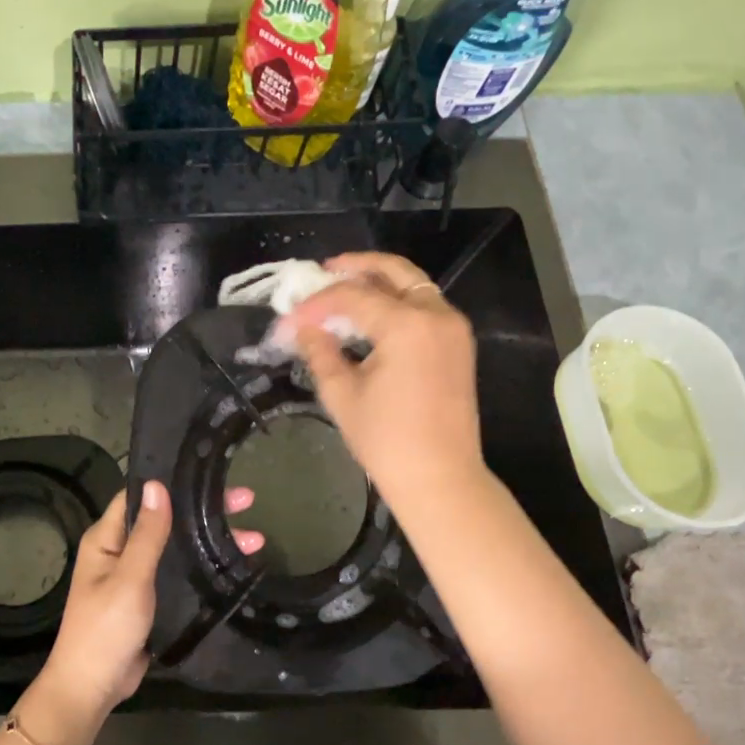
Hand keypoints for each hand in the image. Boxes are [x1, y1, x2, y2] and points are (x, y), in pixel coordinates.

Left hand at [35, 481, 262, 720]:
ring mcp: (134, 577)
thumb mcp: (129, 578)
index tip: (209, 474)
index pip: (140, 497)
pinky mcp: (149, 601)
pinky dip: (202, 567)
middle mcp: (119, 551)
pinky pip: (178, 575)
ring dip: (210, 541)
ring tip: (256, 539)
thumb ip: (147, 535)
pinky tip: (234, 566)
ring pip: (177, 549)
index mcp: (106, 539)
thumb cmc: (105, 628)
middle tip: (248, 501)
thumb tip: (157, 485)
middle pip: (165, 521)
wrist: (93, 686)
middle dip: (204, 512)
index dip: (172, 484)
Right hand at [281, 252, 485, 503]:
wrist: (440, 477)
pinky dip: (395, 303)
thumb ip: (321, 352)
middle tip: (324, 270)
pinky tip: (368, 317)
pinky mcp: (457, 345)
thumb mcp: (343, 394)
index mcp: (407, 325)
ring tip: (341, 292)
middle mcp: (436, 315)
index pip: (351, 296)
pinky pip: (423, 307)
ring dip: (377, 284)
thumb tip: (303, 329)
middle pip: (394, 272)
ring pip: (412, 286)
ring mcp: (452, 328)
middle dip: (356, 267)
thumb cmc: (386, 440)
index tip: (287, 319)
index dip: (314, 304)